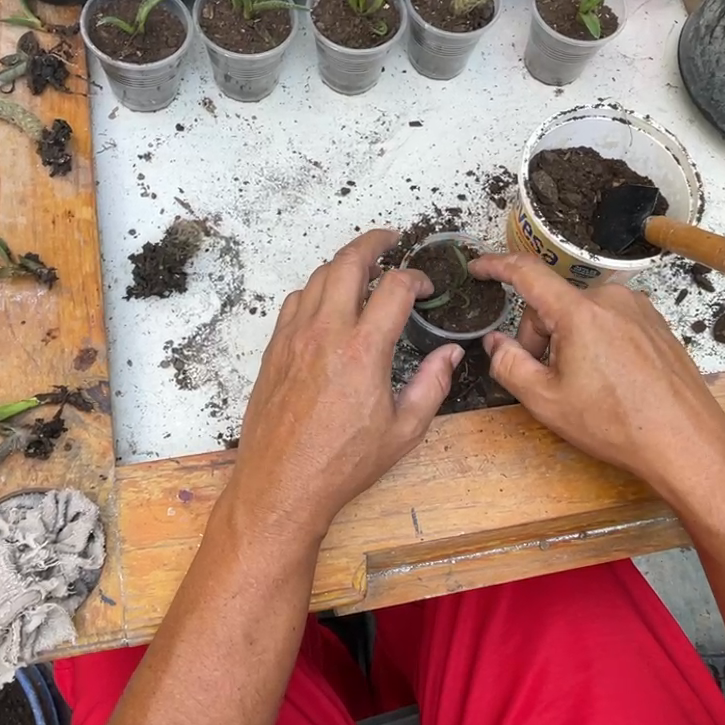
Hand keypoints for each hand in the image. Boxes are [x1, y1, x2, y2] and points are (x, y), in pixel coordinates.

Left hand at [226, 229, 461, 548]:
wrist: (281, 485)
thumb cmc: (343, 464)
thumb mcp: (403, 432)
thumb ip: (431, 385)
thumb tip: (450, 353)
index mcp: (363, 350)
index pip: (394, 288)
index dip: (416, 278)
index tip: (425, 287)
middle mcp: (325, 333)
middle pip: (348, 262)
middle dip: (373, 242)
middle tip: (390, 240)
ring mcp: (294, 337)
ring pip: (318, 277)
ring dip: (343, 264)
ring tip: (363, 268)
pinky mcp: (274, 349)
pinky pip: (295, 301)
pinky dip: (316, 289)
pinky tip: (327, 302)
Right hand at [469, 252, 724, 507]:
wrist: (686, 442)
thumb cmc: (617, 423)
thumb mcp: (546, 401)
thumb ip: (509, 364)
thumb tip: (495, 342)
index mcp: (580, 311)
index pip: (527, 273)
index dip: (496, 266)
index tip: (477, 267)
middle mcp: (611, 298)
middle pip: (553, 304)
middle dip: (539, 337)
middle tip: (548, 381)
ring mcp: (638, 309)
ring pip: (581, 314)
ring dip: (568, 341)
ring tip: (583, 385)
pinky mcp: (655, 323)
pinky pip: (608, 321)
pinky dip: (595, 343)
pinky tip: (607, 380)